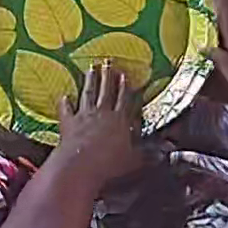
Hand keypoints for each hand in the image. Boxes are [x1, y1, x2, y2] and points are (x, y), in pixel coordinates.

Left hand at [47, 66, 141, 191]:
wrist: (81, 165)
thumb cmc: (109, 164)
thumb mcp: (133, 161)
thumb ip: (146, 155)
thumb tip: (162, 154)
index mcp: (119, 119)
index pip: (124, 99)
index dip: (124, 87)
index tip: (123, 74)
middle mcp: (102, 113)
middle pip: (106, 91)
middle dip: (107, 76)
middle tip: (107, 61)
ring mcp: (84, 116)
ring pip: (88, 94)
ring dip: (90, 81)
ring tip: (91, 69)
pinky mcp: (69, 123)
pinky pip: (67, 109)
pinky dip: (65, 102)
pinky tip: (64, 95)